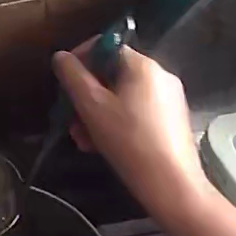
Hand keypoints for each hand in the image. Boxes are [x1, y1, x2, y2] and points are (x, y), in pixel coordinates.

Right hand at [53, 40, 213, 222]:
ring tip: (82, 138)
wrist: (174, 189)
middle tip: (70, 117)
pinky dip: (116, 122)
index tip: (64, 83)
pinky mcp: (172, 122)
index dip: (79, 59)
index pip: (105, 46)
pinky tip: (101, 145)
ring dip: (97, 112)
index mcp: (143, 65)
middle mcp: (160, 76)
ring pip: (122, 96)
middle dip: (86, 94)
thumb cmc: (130, 142)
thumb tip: (61, 57)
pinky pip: (136, 112)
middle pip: (112, 73)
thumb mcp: (92, 107)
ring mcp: (169, 100)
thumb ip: (73, 76)